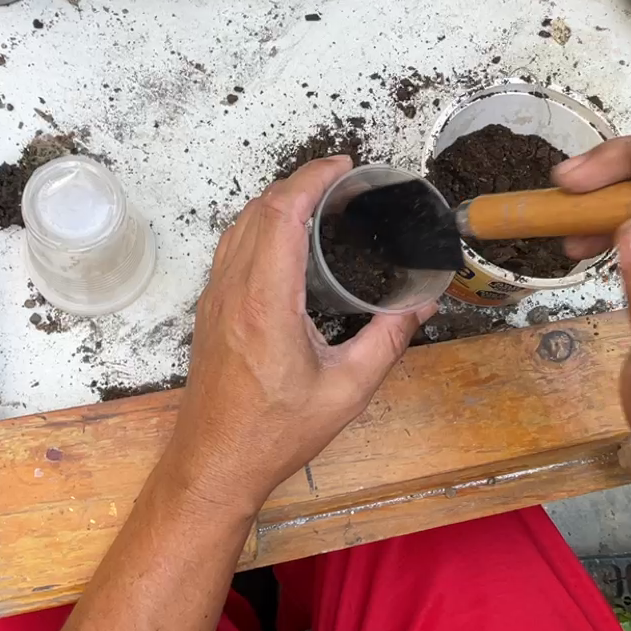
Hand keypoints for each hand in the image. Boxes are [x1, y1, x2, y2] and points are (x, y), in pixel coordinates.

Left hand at [161, 157, 432, 520]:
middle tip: (339, 182)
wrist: (214, 464)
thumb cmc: (275, 433)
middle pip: (257, 210)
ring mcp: (214, 299)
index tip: (342, 166)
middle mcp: (232, 290)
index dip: (311, 179)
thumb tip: (421, 305)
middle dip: (297, 183)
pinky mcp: (209, 312)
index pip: (281, 214)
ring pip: (238, 227)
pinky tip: (284, 242)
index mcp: (265, 302)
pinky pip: (230, 250)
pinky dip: (258, 228)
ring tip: (316, 203)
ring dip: (274, 203)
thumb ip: (387, 341)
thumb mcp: (346, 390)